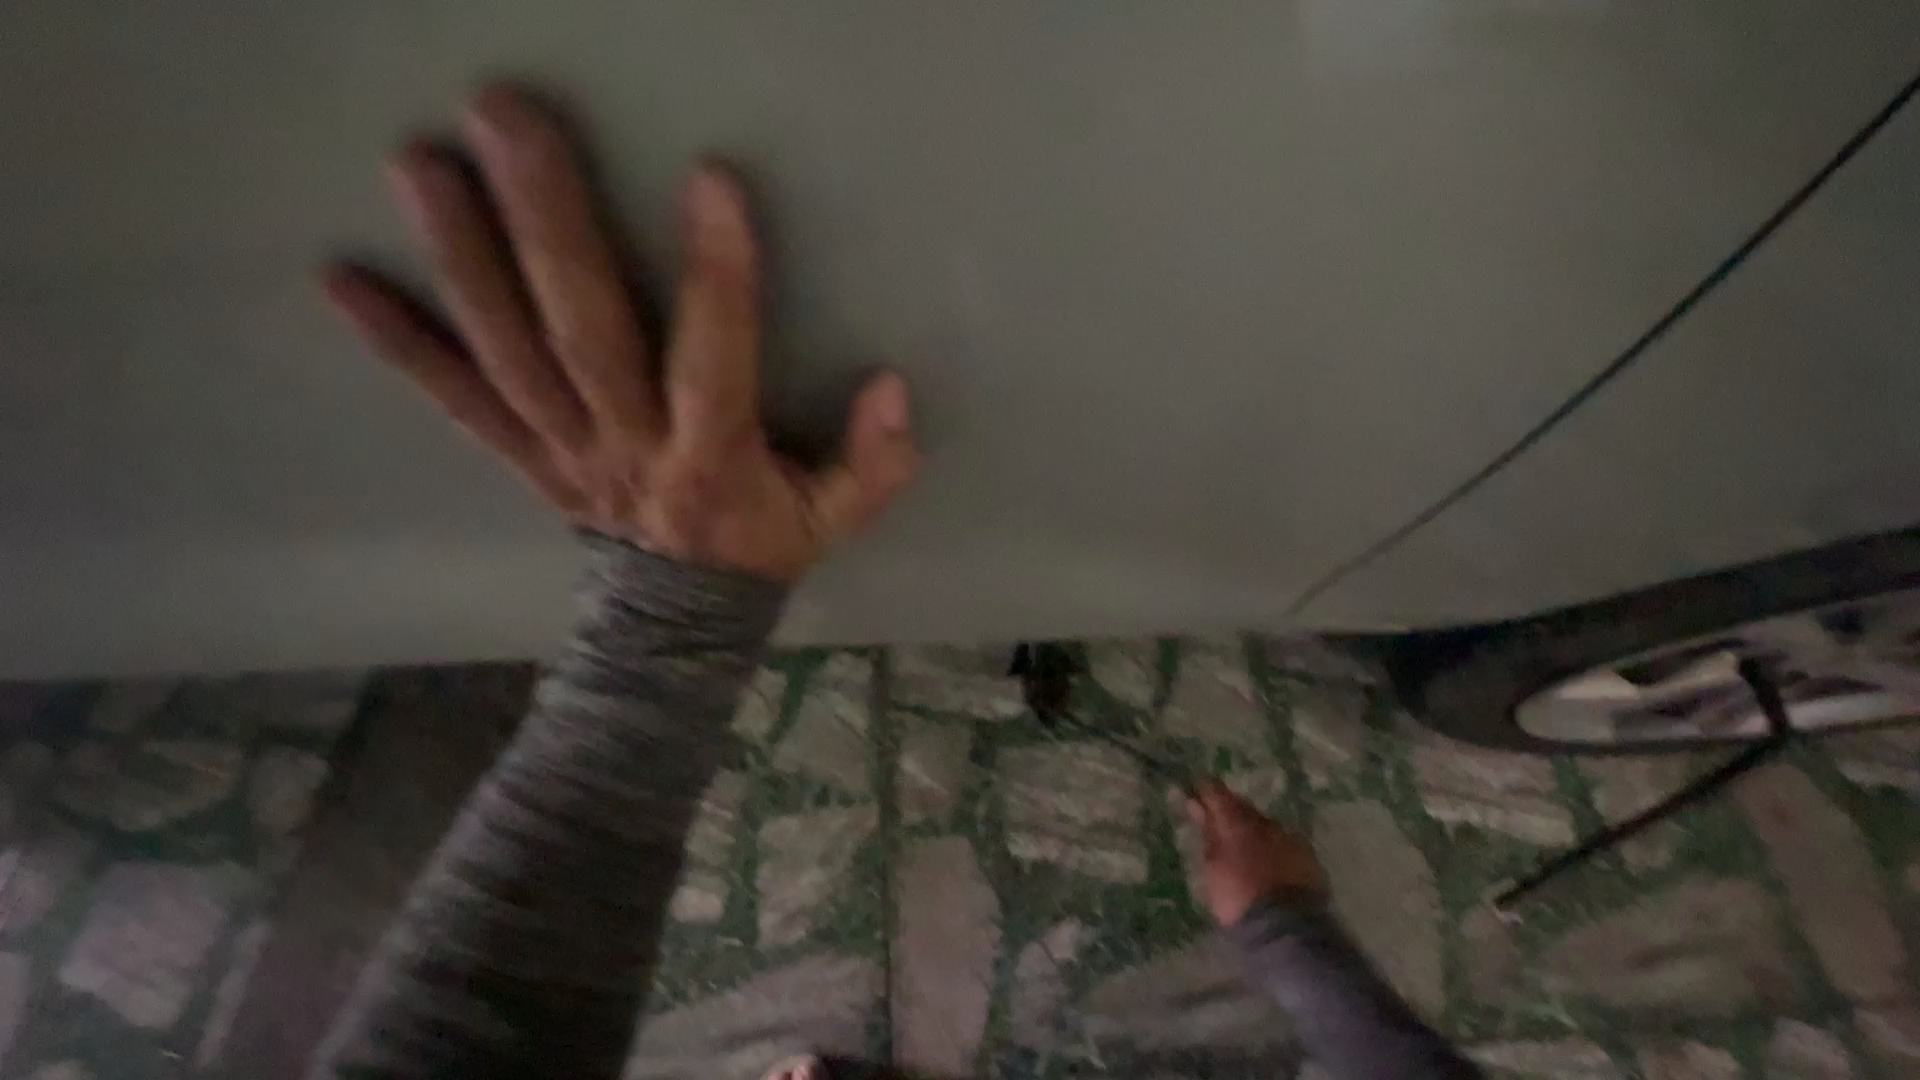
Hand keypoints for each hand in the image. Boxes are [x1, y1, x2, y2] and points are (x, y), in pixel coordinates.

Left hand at [321, 84, 919, 583]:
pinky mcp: (526, 458)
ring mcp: (565, 451)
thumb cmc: (761, 550)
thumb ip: (876, 463)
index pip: (715, 363)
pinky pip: (462, 407)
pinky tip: (346, 283)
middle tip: (509, 124)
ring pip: (512, 357)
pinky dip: (406, 351)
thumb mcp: (837, 519)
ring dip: (465, 263)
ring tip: (422, 166)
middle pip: (586, 337)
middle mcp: (628, 447)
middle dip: (549, 231)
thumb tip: (893, 388)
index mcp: (711, 460)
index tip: (709, 185)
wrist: (678, 628)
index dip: (718, 280)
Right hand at [1186, 780, 1324, 926]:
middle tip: (1218, 821)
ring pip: (1266, 826)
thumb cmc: (1237, 896)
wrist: (1286, 929)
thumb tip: (1195, 804)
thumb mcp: (1212, 865)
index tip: (1195, 789)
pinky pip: (1284, 844)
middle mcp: (1267, 822)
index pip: (1218, 794)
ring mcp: (1291, 839)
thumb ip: (1207, 832)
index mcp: (1238, 821)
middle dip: (1231, 812)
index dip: (1205, 790)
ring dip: (1253, 831)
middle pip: (1244, 808)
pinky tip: (1267, 862)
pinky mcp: (1309, 858)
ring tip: (1243, 847)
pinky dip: (1272, 848)